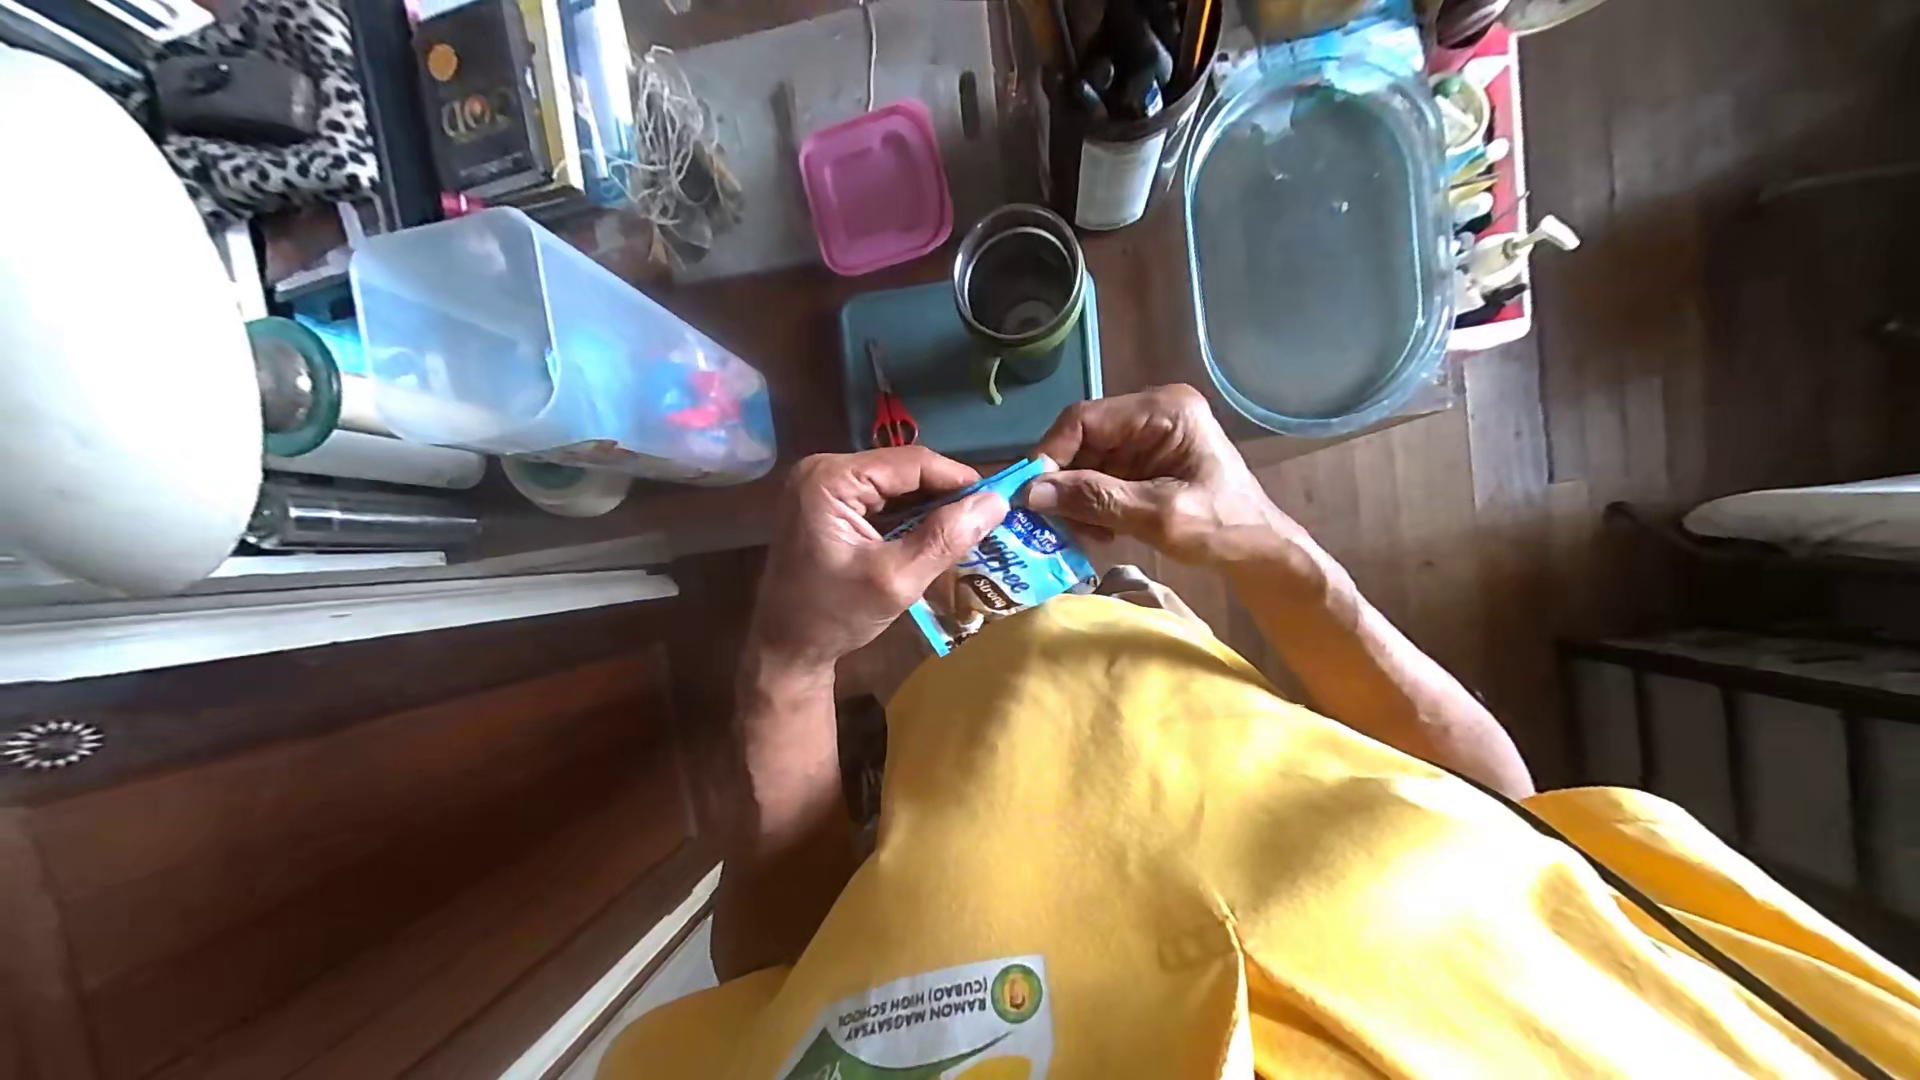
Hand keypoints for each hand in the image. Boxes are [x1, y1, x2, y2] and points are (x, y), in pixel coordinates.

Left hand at [748, 448, 1008, 675]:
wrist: (785, 648)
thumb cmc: (833, 616)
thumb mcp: (896, 580)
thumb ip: (945, 538)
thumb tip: (997, 502)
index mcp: (831, 479)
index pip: (912, 462)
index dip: (960, 479)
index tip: (998, 502)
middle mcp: (824, 469)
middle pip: (904, 470)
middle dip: (946, 495)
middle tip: (985, 521)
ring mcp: (824, 486)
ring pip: (896, 485)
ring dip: (930, 507)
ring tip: (967, 530)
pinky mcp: (829, 505)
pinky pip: (881, 500)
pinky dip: (910, 517)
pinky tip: (933, 536)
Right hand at [1025, 385, 1299, 565]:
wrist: (1258, 550)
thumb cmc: (1222, 529)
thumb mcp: (1158, 516)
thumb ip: (1096, 500)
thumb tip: (1031, 493)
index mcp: (1164, 410)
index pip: (1085, 419)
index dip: (1050, 454)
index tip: (1029, 494)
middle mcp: (1150, 413)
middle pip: (1081, 439)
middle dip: (1062, 482)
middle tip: (1047, 521)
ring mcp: (1145, 436)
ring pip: (1084, 460)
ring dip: (1074, 498)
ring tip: (1078, 533)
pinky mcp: (1140, 460)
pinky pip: (1097, 475)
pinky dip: (1088, 503)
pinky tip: (1096, 531)